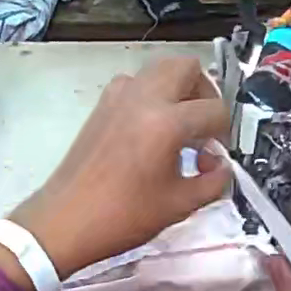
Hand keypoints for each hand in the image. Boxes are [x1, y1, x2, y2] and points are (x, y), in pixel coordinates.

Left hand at [6, 57, 230, 278]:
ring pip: (159, 70)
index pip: (214, 110)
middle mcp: (143, 98)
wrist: (65, 222)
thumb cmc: (123, 217)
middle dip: (204, 94)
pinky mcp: (101, 105)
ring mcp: (118, 97)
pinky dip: (151, 97)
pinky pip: (135, 84)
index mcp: (166, 122)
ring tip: (178, 129)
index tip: (218, 155)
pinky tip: (150, 132)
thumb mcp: (179, 206)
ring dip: (177, 91)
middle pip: (188, 68)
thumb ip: (213, 182)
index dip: (224, 132)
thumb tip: (221, 167)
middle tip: (204, 128)